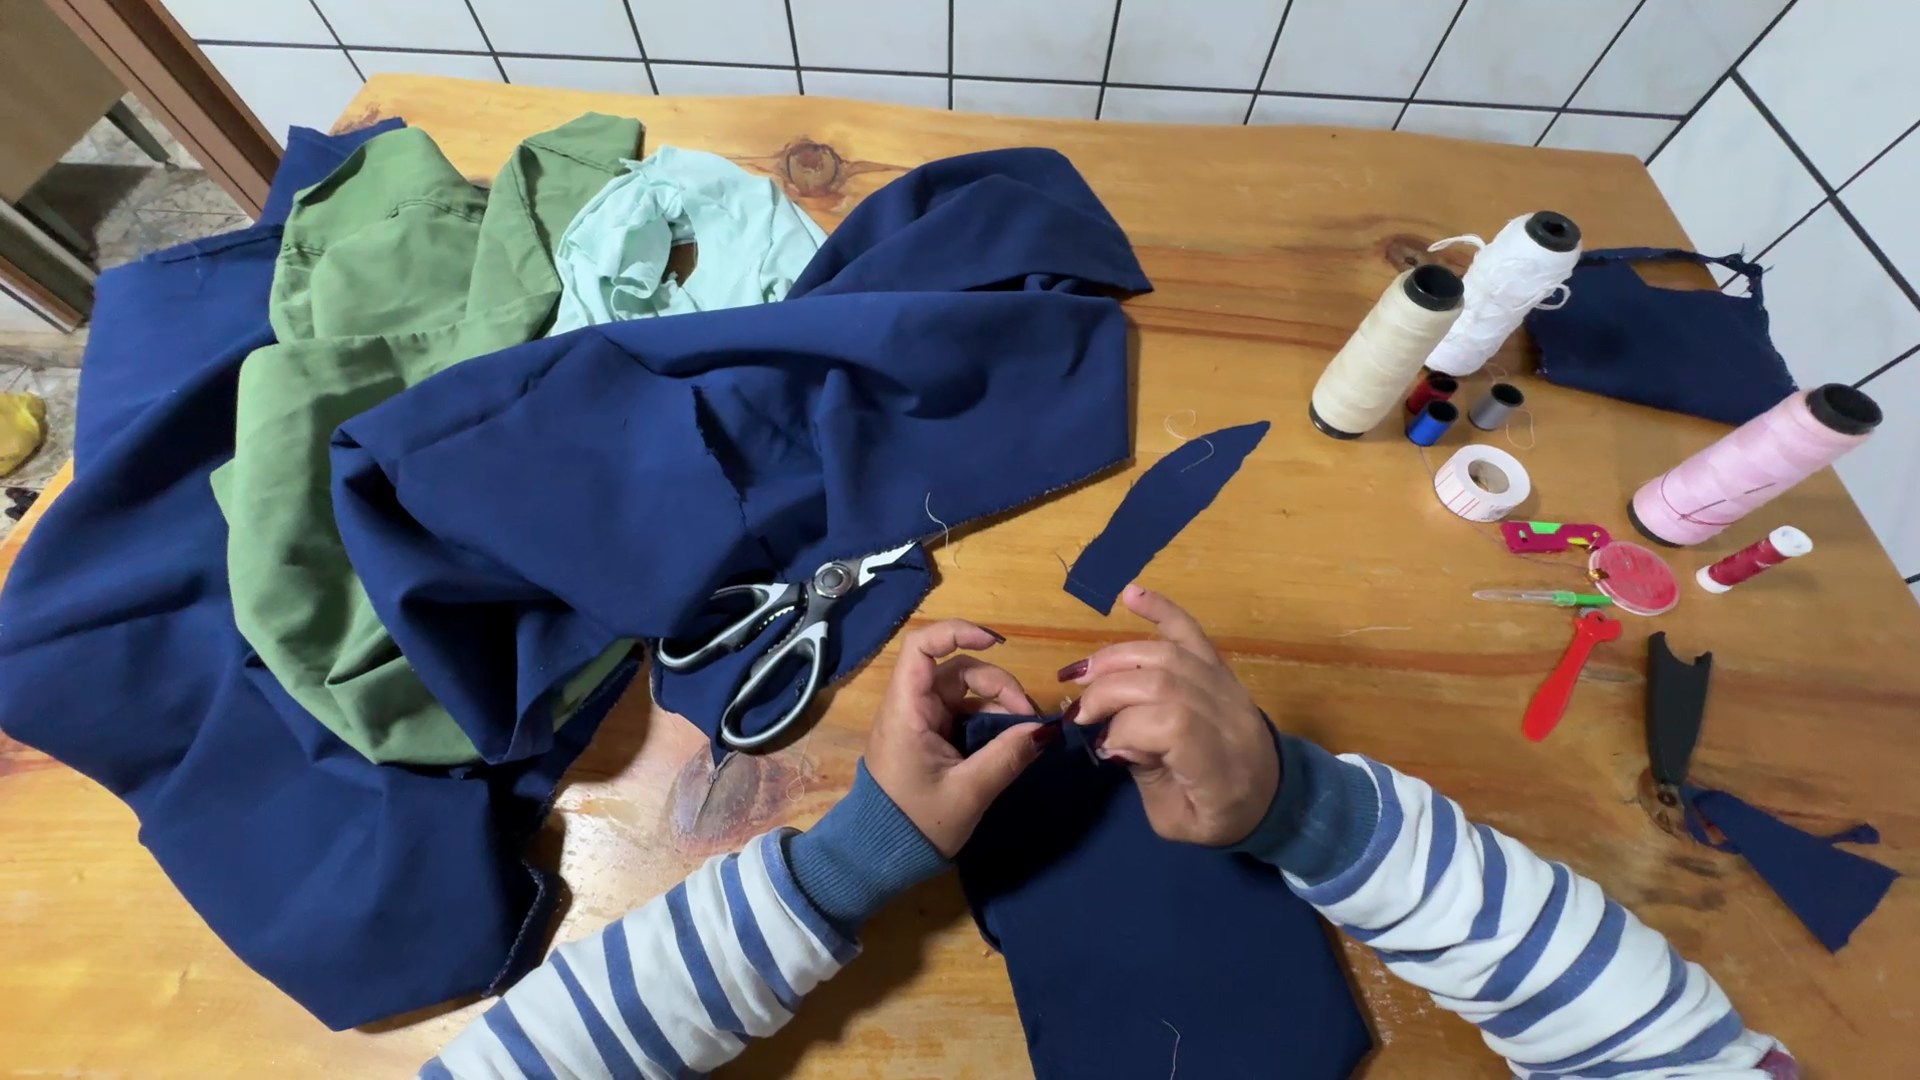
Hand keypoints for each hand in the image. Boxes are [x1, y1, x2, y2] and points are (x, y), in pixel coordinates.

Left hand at [864, 620, 1051, 856]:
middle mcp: (911, 706)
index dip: (957, 632)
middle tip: (1028, 718)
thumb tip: (1046, 730)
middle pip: (957, 670)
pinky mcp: (929, 737)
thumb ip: (1008, 757)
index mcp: (907, 709)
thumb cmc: (915, 824)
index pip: (922, 646)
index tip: (995, 642)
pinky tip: (1010, 741)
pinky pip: (964, 714)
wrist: (877, 858)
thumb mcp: (968, 792)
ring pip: (964, 692)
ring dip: (998, 704)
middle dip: (997, 685)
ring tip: (1024, 733)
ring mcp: (920, 721)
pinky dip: (989, 721)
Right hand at [1059, 585, 1278, 845]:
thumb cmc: (1217, 815)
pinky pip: (1191, 632)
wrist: (1272, 796)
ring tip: (1084, 674)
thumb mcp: (1175, 819)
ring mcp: (1227, 687)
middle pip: (1163, 682)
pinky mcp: (1221, 668)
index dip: (1127, 728)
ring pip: (1167, 654)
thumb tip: (1111, 735)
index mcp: (1221, 767)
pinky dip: (1161, 609)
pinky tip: (1130, 595)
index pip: (1172, 725)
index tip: (1105, 746)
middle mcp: (1229, 718)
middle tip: (1080, 712)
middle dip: (1109, 691)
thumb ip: (1143, 774)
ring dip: (1116, 658)